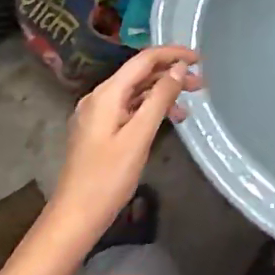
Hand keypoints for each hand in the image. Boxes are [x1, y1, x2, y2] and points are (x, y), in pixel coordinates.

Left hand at [52, 46, 202, 219]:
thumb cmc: (108, 178)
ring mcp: (96, 114)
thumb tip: (179, 68)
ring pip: (136, 91)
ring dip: (162, 92)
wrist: (74, 220)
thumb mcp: (139, 136)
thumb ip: (160, 97)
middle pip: (140, 74)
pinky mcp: (98, 130)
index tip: (199, 59)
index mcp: (106, 94)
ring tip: (188, 105)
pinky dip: (150, 108)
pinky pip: (129, 107)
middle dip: (171, 74)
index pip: (144, 59)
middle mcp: (99, 97)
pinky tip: (167, 120)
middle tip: (200, 84)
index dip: (173, 54)